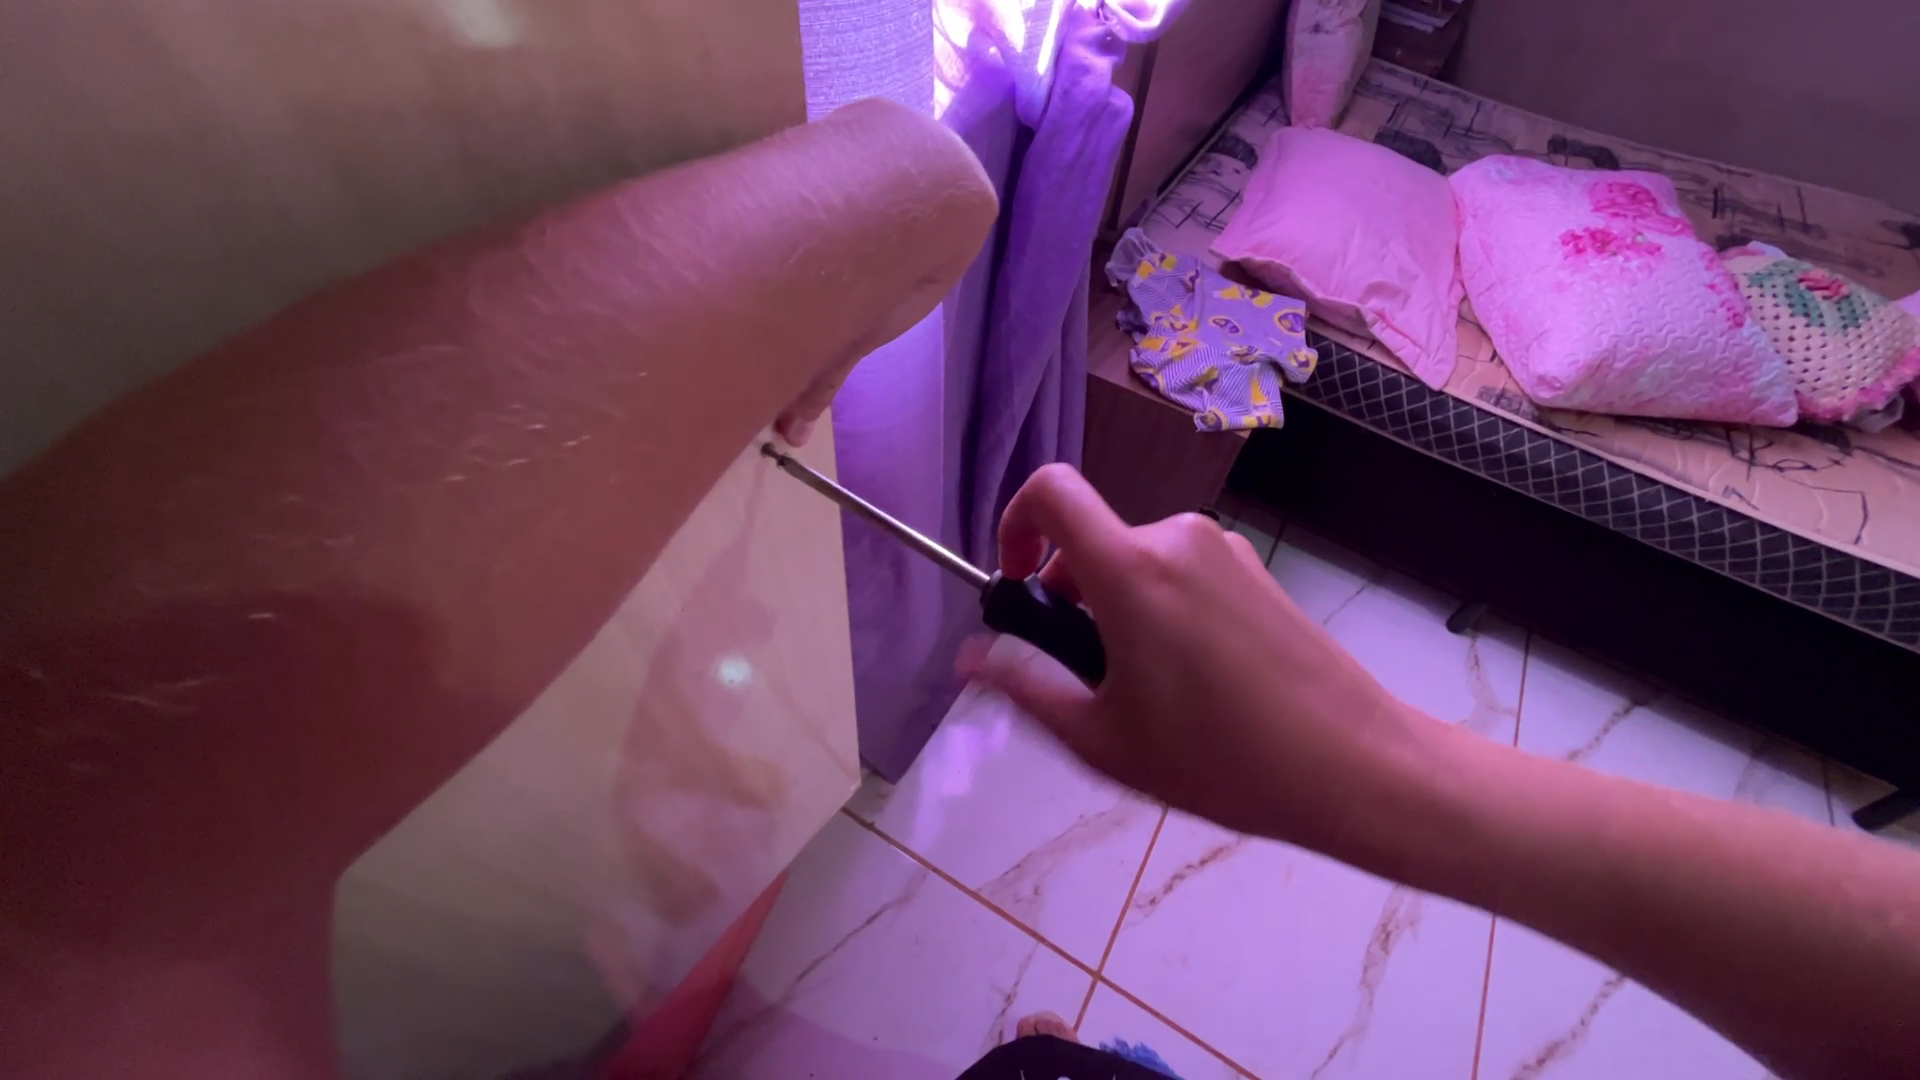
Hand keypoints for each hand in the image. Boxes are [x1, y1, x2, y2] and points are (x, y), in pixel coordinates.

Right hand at [964, 465, 1440, 854]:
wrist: (1358, 766)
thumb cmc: (1220, 759)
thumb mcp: (1103, 739)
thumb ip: (1025, 688)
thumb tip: (969, 660)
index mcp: (1131, 569)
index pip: (1050, 491)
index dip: (1015, 522)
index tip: (1018, 582)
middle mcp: (1175, 538)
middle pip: (1090, 539)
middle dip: (1067, 595)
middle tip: (1085, 672)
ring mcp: (1221, 549)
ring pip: (1133, 560)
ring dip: (1113, 606)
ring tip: (1140, 685)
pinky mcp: (1253, 569)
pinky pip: (1177, 570)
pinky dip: (1156, 604)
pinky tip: (1188, 674)